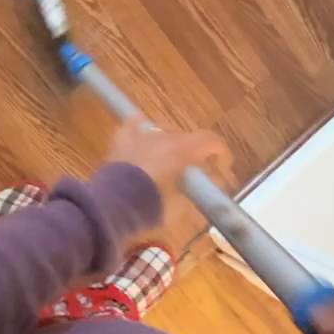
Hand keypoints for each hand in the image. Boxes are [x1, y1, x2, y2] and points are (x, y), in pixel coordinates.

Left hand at [103, 117, 229, 250]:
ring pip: (163, 130)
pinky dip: (142, 126)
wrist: (110, 209)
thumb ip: (200, 189)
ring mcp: (139, 136)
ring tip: (170, 159)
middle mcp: (161, 135)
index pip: (210, 140)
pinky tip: (144, 132)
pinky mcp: (121, 141)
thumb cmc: (150, 207)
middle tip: (195, 171)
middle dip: (195, 152)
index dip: (221, 152)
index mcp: (180, 149)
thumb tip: (216, 180)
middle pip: (186, 137)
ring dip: (172, 143)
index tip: (223, 167)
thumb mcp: (181, 204)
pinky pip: (134, 124)